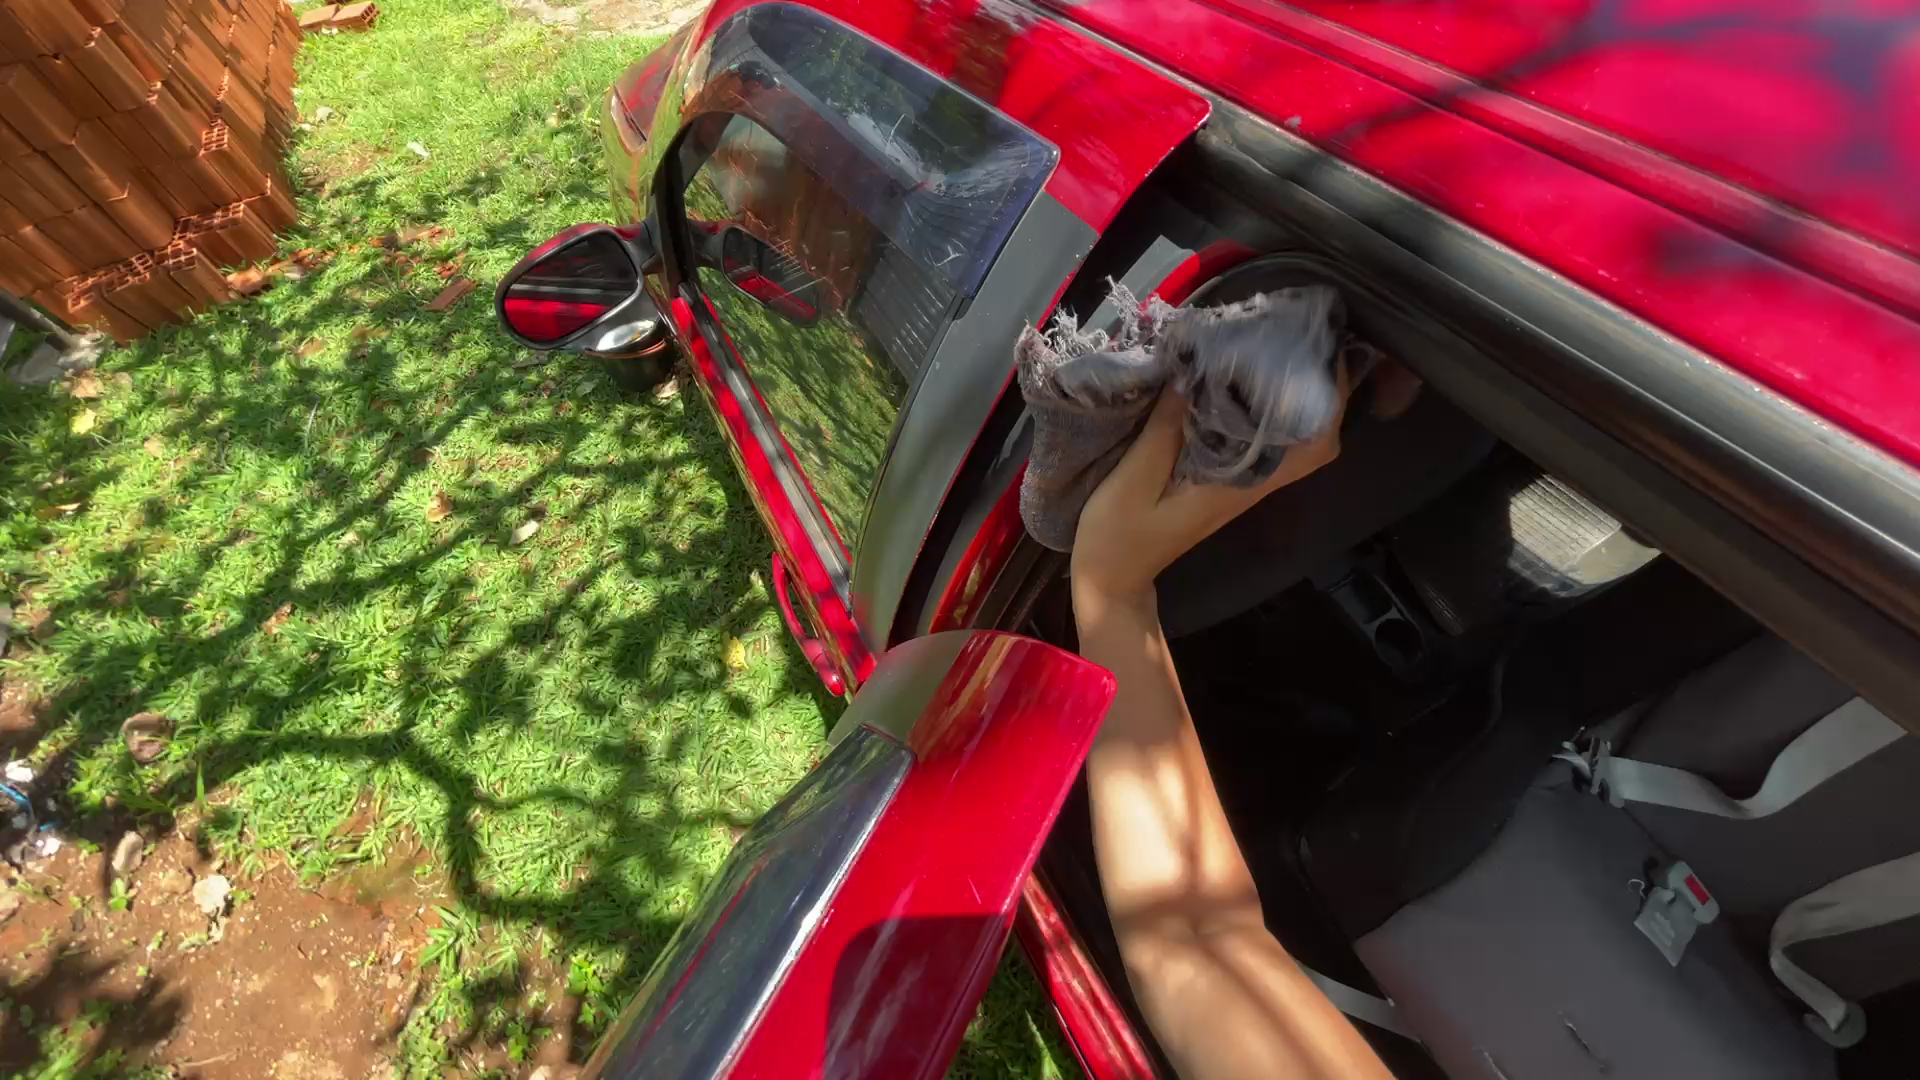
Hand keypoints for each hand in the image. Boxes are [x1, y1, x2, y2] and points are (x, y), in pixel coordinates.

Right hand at [1071, 363, 1349, 610]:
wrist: (1112, 579)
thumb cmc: (1117, 535)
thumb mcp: (1132, 479)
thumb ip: (1165, 429)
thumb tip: (1194, 373)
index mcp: (1235, 485)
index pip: (1308, 441)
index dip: (1326, 395)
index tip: (1316, 348)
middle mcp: (1249, 485)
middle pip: (1315, 440)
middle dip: (1320, 389)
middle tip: (1301, 339)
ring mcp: (1240, 487)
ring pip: (1293, 440)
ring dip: (1296, 398)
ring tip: (1278, 351)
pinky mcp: (1224, 484)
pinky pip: (1263, 444)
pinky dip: (1267, 413)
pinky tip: (1244, 385)